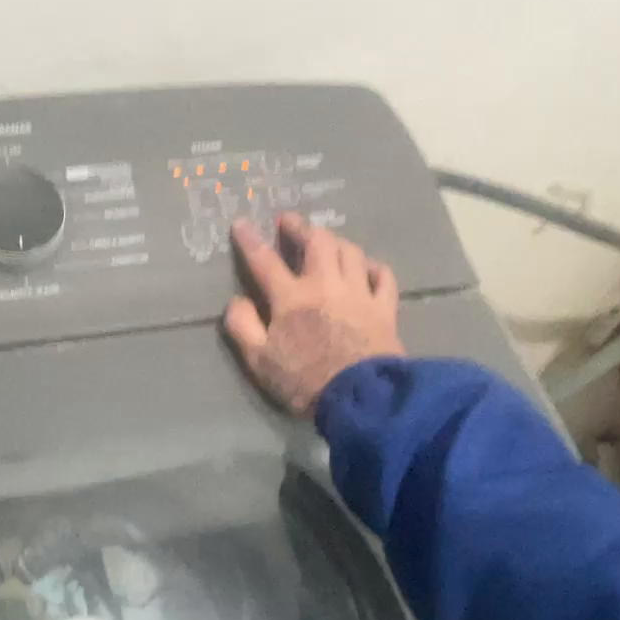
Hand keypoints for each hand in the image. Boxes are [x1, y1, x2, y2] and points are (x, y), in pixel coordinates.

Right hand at [224, 214, 405, 415]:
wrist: (360, 396)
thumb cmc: (304, 381)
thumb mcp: (259, 361)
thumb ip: (243, 327)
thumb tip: (236, 301)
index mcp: (291, 298)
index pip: (265, 261)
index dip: (250, 241)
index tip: (242, 223)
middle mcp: (325, 285)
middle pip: (316, 242)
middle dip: (300, 227)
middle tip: (288, 222)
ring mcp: (358, 293)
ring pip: (350, 251)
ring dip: (335, 241)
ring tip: (325, 242)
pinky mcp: (384, 307)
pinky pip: (382, 275)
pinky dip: (372, 266)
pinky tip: (366, 267)